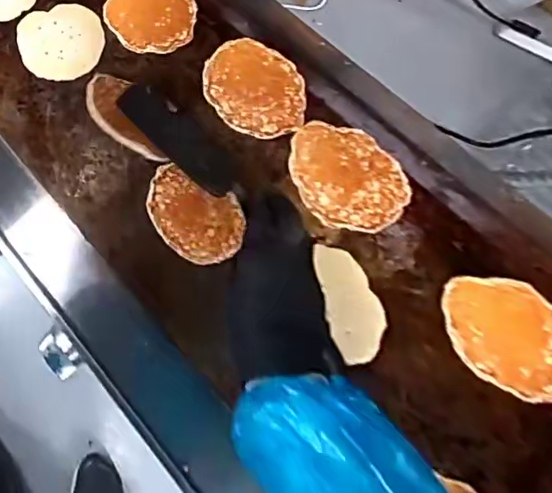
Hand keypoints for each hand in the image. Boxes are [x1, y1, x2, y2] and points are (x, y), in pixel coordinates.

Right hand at [228, 191, 340, 384]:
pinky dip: (290, 242)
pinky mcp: (316, 282)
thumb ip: (241, 259)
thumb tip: (241, 244)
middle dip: (272, 200)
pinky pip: (302, 249)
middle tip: (257, 195)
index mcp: (262, 247)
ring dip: (284, 219)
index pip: (257, 208)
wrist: (290, 365)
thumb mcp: (234, 287)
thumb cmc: (249, 328)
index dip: (246, 195)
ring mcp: (307, 265)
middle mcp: (288, 249)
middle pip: (285, 210)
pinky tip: (279, 251)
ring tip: (268, 219)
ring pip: (297, 228)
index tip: (235, 187)